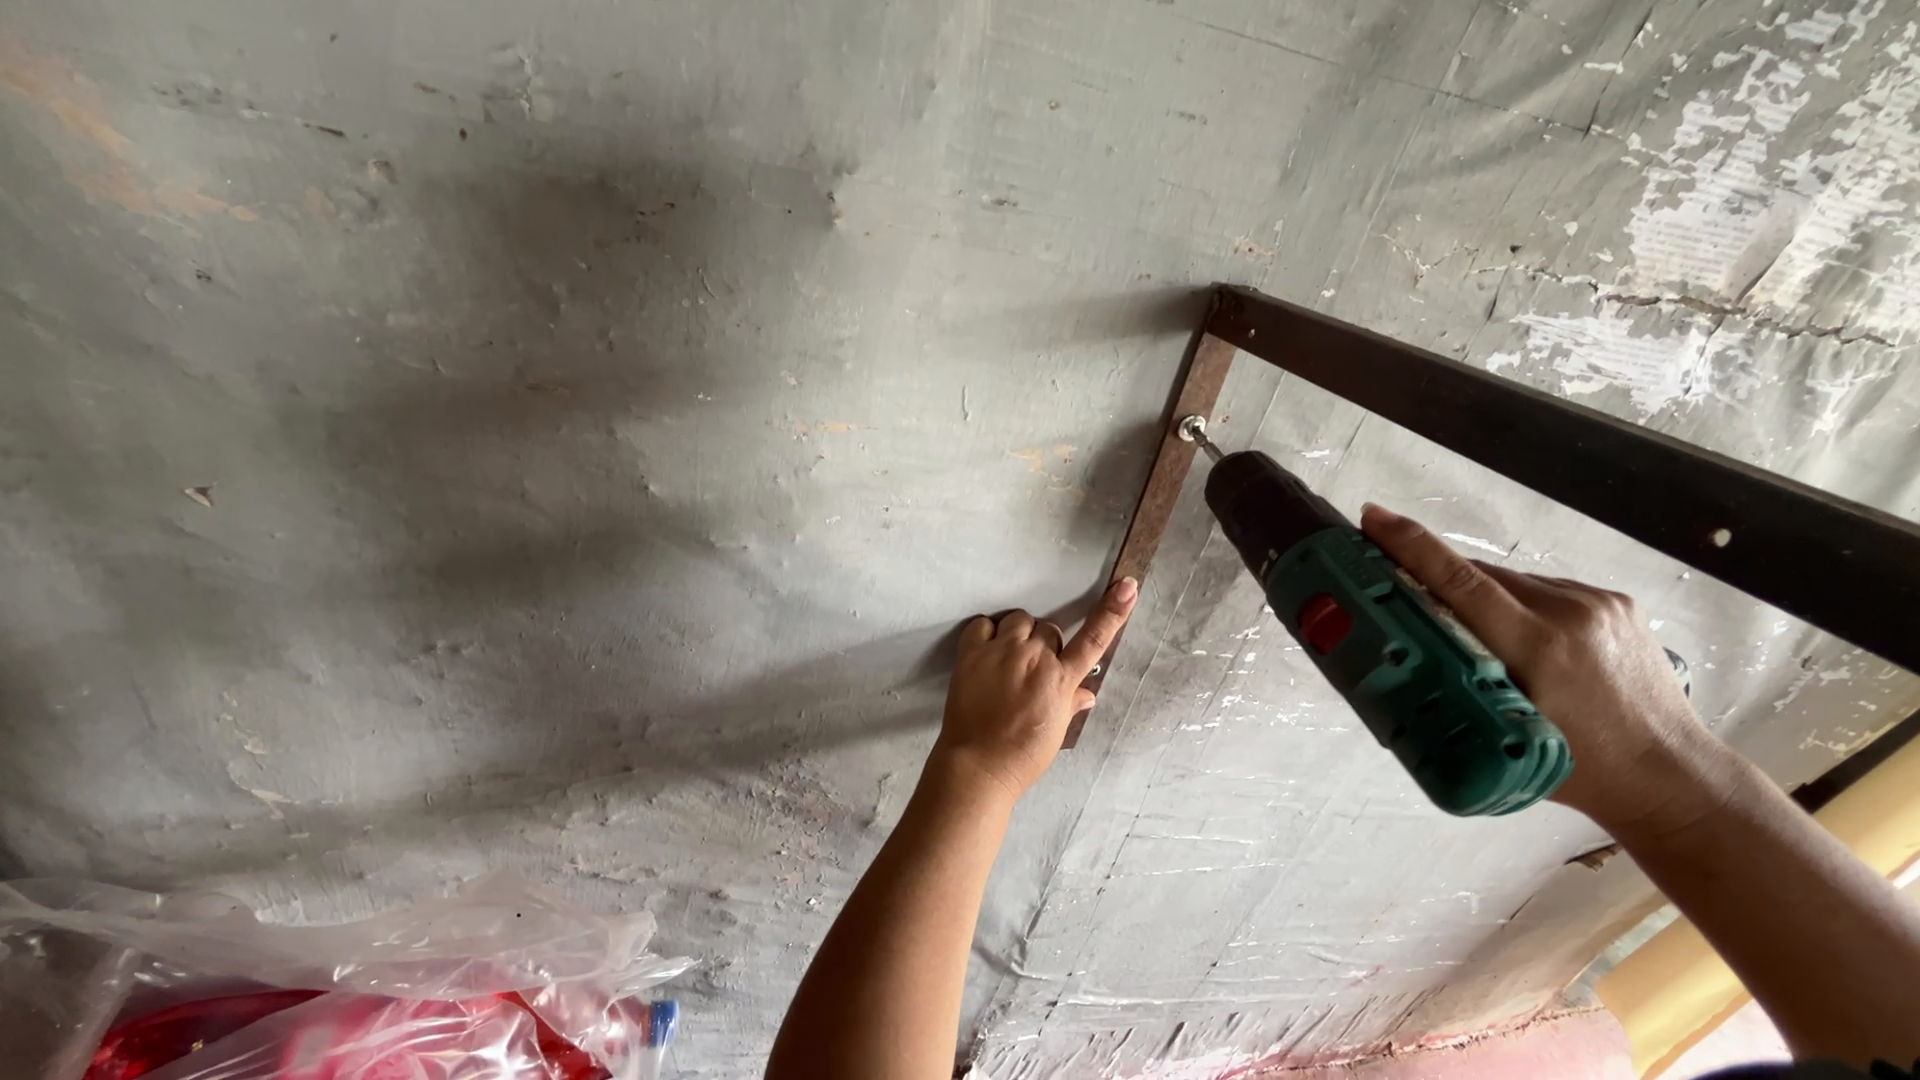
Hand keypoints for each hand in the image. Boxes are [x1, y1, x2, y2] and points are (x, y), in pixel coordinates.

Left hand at [933, 578, 1138, 801]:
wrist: (980, 766)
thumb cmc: (1022, 755)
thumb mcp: (1056, 731)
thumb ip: (1070, 703)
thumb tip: (1086, 694)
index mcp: (1061, 680)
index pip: (1094, 639)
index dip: (1113, 611)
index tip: (1127, 586)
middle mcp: (1035, 659)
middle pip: (1048, 629)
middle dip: (1043, 644)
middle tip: (1030, 670)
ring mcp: (1002, 653)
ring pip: (1019, 621)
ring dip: (1016, 635)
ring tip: (1007, 661)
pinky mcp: (972, 653)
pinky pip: (983, 625)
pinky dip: (985, 634)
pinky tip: (984, 653)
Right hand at [1360, 504, 1733, 835]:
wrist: (1674, 778)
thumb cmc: (1578, 770)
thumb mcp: (1499, 729)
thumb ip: (1455, 678)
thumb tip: (1405, 639)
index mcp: (1537, 648)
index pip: (1461, 581)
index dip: (1412, 547)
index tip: (1374, 518)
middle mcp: (1569, 612)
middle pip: (1478, 576)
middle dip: (1435, 579)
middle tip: (1398, 594)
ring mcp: (1598, 603)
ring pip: (1509, 582)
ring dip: (1477, 596)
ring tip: (1466, 632)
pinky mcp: (1615, 602)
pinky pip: (1541, 589)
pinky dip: (1515, 604)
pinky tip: (1514, 636)